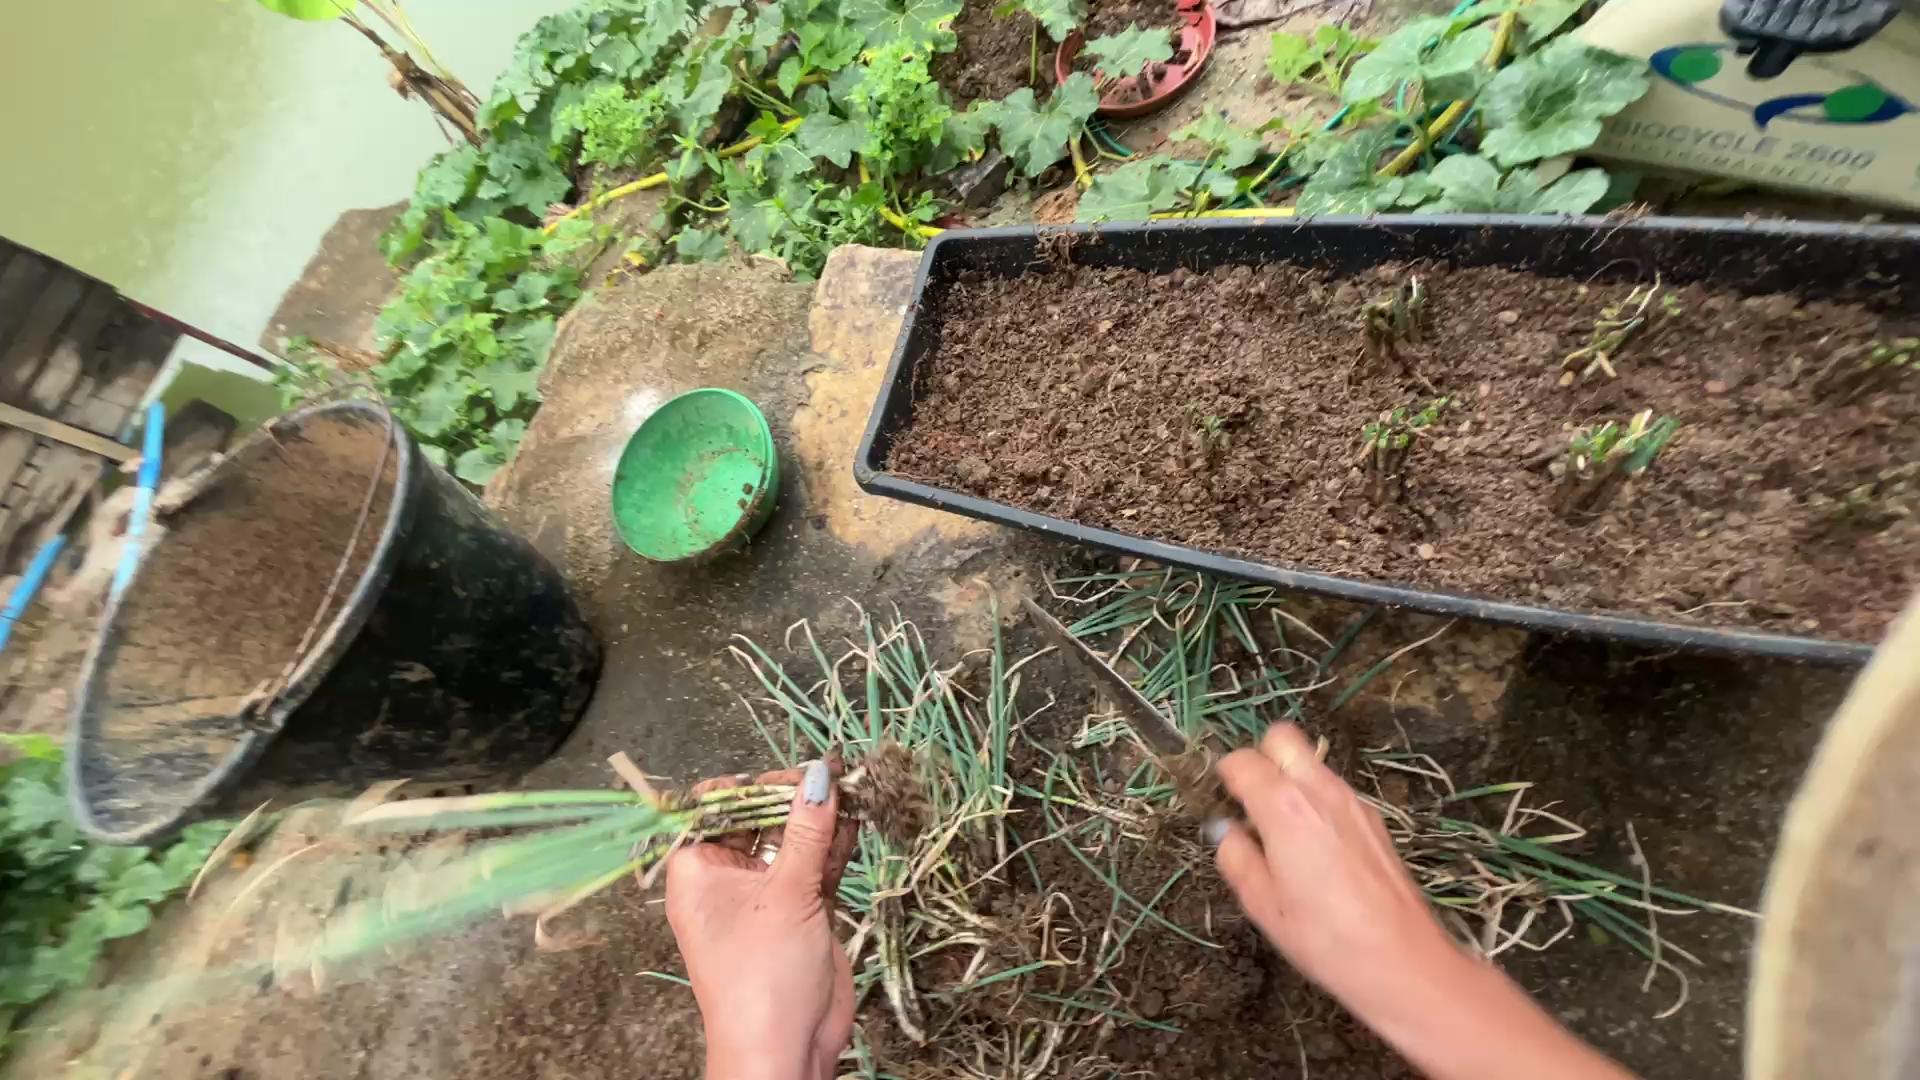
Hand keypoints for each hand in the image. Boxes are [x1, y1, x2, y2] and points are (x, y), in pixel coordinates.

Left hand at [666, 759, 857, 1079]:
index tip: (789, 773)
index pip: (717, 808)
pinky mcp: (802, 905)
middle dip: (796, 795)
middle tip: (833, 772)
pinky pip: (817, 861)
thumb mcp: (786, 893)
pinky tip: (858, 815)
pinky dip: (836, 841)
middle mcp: (730, 876)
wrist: (788, 1052)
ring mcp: (768, 891)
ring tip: (854, 783)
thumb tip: (820, 775)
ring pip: (794, 837)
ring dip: (822, 815)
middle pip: (761, 818)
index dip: (751, 786)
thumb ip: (807, 830)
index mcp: (700, 871)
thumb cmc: (763, 973)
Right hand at [1210, 723, 1453, 1010]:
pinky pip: (1333, 788)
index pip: (1241, 760)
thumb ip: (1234, 855)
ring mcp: (1352, 800)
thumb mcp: (1260, 903)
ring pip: (1310, 760)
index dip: (1224, 775)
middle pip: (1281, 737)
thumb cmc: (1325, 937)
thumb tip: (1229, 831)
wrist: (1407, 965)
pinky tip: (1318, 845)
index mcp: (1283, 805)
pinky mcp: (1375, 818)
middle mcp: (1319, 790)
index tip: (1222, 801)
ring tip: (1283, 827)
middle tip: (1252, 798)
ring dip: (1289, 777)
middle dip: (1260, 757)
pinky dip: (1315, 799)